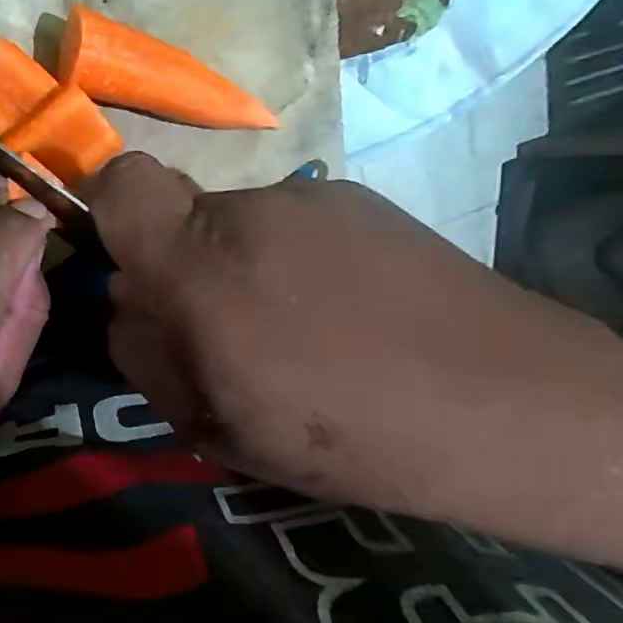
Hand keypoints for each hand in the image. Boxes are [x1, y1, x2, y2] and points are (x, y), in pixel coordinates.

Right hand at [83, 153, 622, 533]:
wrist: (514, 407)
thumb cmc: (349, 437)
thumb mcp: (216, 427)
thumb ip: (148, 355)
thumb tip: (130, 304)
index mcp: (204, 266)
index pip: (120, 184)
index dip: (107, 216)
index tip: (133, 275)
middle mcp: (254, 209)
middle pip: (180, 216)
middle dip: (182, 268)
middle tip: (226, 339)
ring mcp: (317, 197)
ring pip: (238, 224)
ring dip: (240, 270)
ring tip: (298, 337)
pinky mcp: (367, 201)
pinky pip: (293, 224)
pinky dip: (293, 262)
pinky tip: (346, 316)